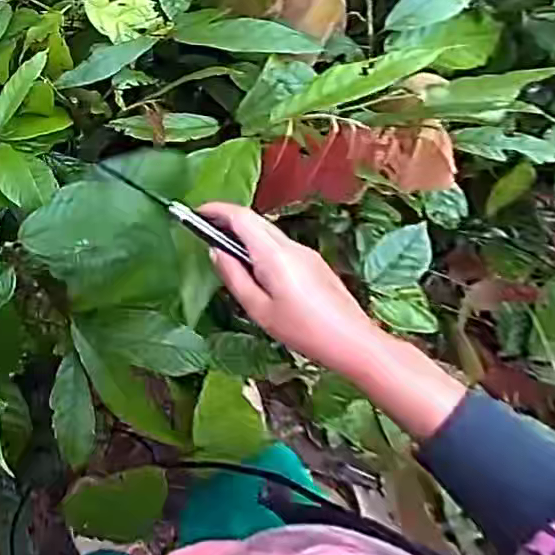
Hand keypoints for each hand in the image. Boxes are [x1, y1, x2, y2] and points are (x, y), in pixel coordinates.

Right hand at [194, 202, 387, 374]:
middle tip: (203, 228)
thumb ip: (232, 275)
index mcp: (273, 254)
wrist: (358, 345)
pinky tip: (253, 266)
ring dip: (243, 233)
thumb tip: (215, 251)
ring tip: (224, 249)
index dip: (215, 210)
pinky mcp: (314, 263)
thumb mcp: (257, 308)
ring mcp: (306, 253)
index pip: (240, 216)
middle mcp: (291, 246)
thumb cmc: (304, 330)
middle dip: (226, 218)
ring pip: (267, 231)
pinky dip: (259, 244)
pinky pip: (279, 244)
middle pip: (254, 219)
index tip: (195, 213)